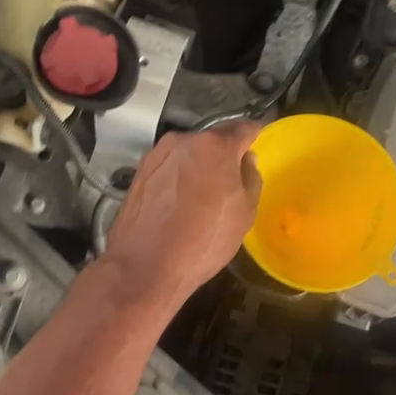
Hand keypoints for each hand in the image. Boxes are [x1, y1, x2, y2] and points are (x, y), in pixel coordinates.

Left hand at [101, 122, 262, 301]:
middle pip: (212, 141)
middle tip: (229, 183)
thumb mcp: (245, 213)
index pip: (242, 128)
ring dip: (197, 168)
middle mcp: (183, 140)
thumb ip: (250, 178)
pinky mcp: (138, 172)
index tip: (256, 142)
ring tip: (200, 199)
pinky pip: (168, 169)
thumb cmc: (205, 239)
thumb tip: (245, 161)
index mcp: (215, 145)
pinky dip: (177, 179)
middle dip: (222, 156)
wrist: (146, 265)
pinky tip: (178, 205)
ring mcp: (156, 155)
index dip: (253, 136)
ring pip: (187, 155)